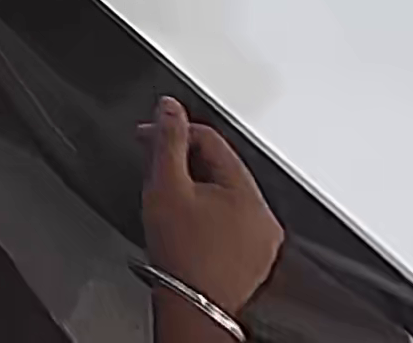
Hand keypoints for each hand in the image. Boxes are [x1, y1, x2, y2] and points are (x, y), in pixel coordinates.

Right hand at [140, 97, 283, 316]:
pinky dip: (204, 205)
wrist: (189, 305)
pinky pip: (227, 213)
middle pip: (218, 164)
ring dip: (192, 180)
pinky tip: (183, 213)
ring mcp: (260, 239)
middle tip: (153, 162)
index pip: (211, 140)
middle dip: (182, 157)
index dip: (175, 132)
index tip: (149, 136)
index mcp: (248, 195)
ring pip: (222, 189)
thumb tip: (170, 106)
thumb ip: (168, 138)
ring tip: (165, 189)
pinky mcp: (252, 254)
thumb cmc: (180, 251)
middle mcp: (263, 216)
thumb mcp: (166, 182)